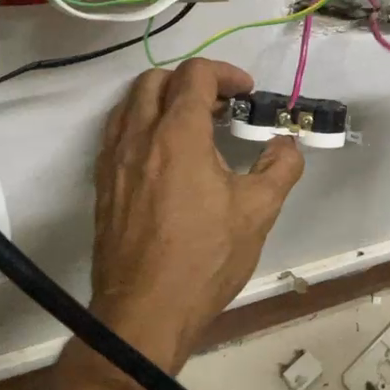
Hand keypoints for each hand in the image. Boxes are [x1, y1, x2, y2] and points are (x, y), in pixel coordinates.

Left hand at [75, 59, 303, 378]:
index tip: (247, 94)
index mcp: (178, 136)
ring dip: (164, 100)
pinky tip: (168, 157)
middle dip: (192, 81)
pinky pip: (118, 133)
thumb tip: (286, 144)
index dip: (226, 74)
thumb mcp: (259, 211)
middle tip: (222, 106)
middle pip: (156, 79)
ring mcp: (114, 161)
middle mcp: (139, 138)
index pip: (195, 75)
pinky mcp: (103, 185)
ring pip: (131, 104)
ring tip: (194, 127)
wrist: (144, 315)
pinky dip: (143, 125)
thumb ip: (281, 166)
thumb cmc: (205, 259)